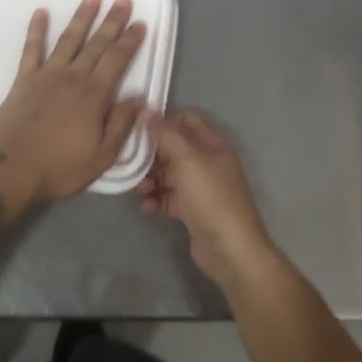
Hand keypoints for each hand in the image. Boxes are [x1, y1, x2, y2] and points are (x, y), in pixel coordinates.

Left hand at [0, 0, 148, 201]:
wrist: (11, 170)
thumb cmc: (60, 168)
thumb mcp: (102, 156)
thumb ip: (121, 124)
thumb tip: (138, 97)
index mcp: (94, 95)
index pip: (117, 60)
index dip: (130, 41)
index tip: (140, 24)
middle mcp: (72, 77)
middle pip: (96, 44)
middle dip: (112, 21)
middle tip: (123, 0)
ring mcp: (46, 75)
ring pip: (68, 39)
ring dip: (81, 17)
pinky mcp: (23, 80)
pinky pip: (31, 49)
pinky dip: (36, 30)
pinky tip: (41, 13)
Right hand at [138, 111, 277, 286]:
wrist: (230, 250)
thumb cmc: (211, 198)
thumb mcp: (188, 160)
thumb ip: (166, 134)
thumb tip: (146, 111)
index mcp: (212, 144)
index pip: (186, 119)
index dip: (164, 121)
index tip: (138, 129)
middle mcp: (206, 161)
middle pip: (172, 147)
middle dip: (151, 154)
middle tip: (131, 163)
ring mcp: (199, 186)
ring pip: (167, 173)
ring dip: (150, 179)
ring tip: (139, 190)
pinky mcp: (191, 209)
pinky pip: (168, 196)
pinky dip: (156, 199)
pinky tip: (147, 207)